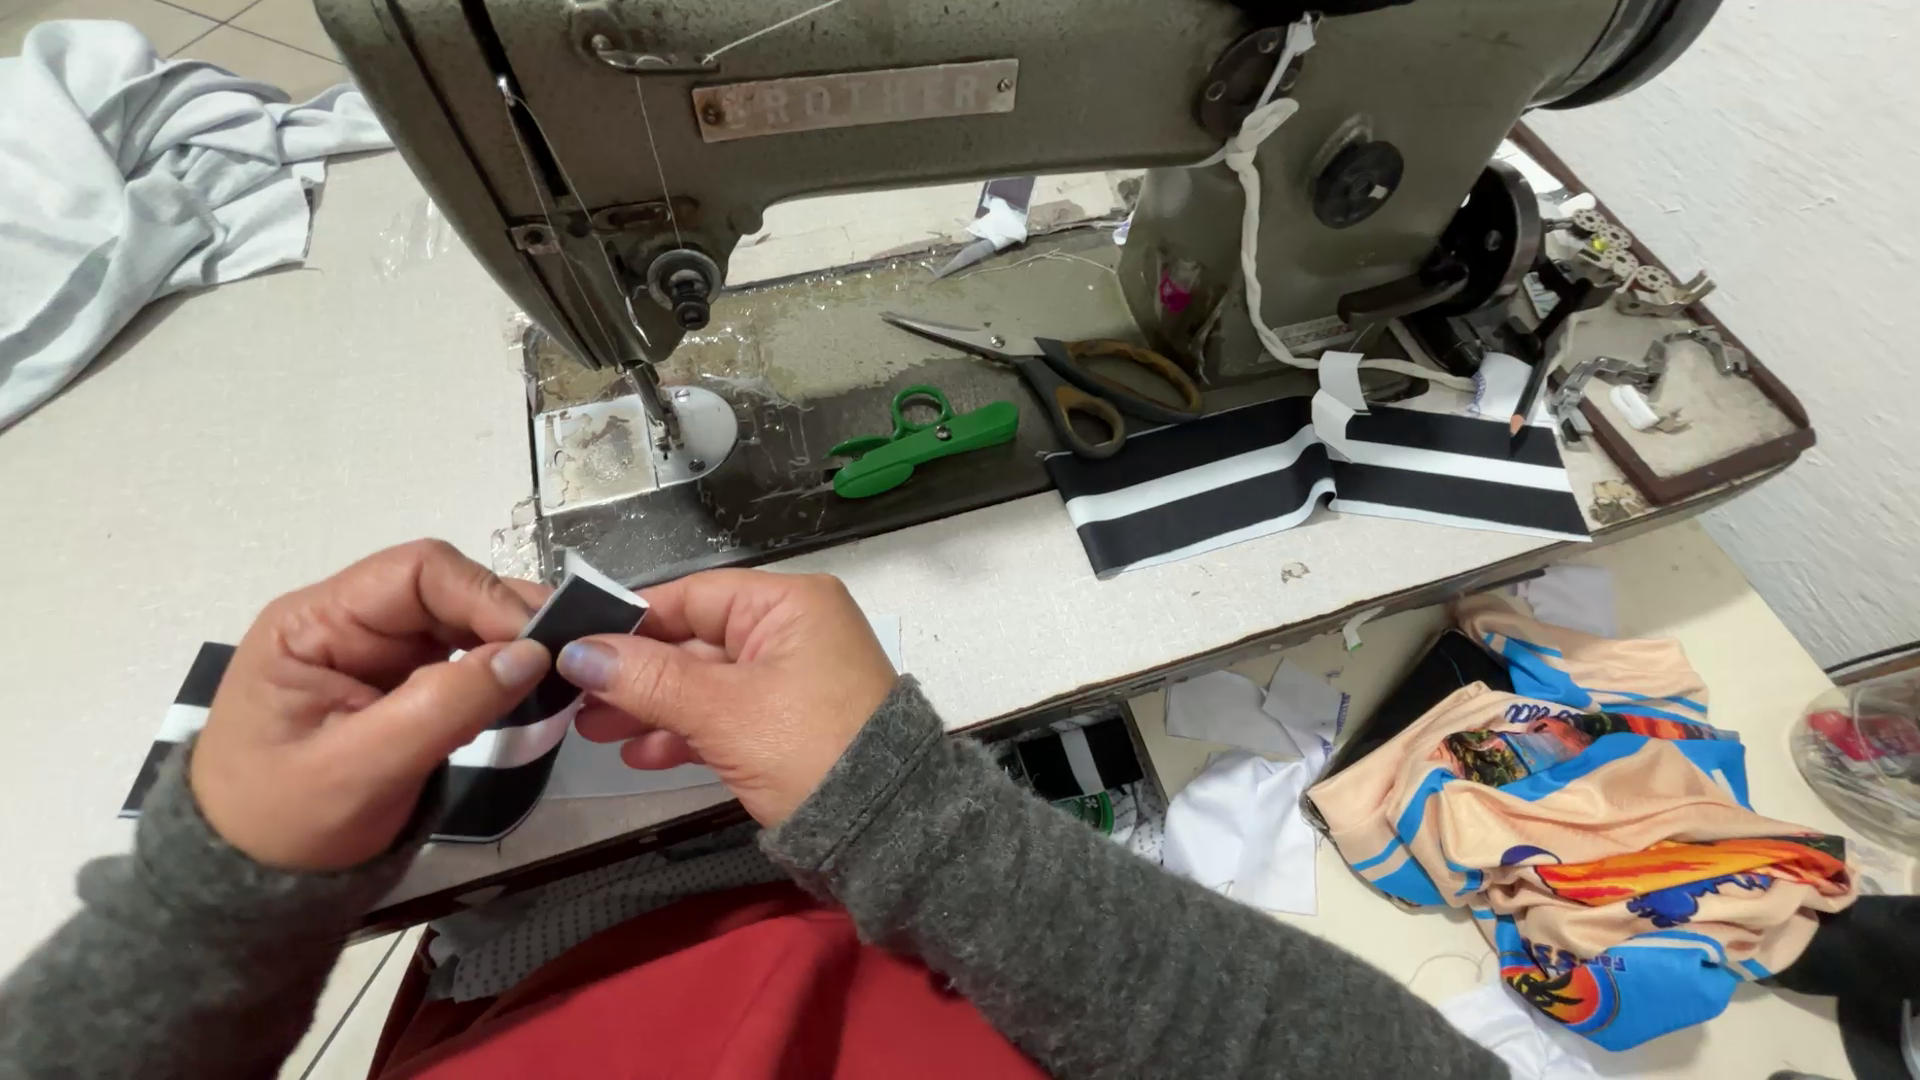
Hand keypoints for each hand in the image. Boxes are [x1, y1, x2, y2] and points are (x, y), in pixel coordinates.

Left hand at [191, 540, 552, 870]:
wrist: (257, 883)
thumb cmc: (286, 824)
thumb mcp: (363, 768)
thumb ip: (447, 705)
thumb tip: (534, 655)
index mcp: (317, 624)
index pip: (420, 572)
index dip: (486, 596)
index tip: (536, 644)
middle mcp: (353, 621)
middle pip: (453, 588)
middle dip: (510, 618)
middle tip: (564, 658)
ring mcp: (383, 648)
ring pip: (470, 617)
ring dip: (515, 641)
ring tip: (554, 674)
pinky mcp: (410, 676)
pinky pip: (472, 651)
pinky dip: (506, 666)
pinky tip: (526, 690)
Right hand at [558, 569, 895, 826]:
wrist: (883, 824)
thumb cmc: (807, 746)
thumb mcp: (724, 710)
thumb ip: (649, 679)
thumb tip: (578, 651)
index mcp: (789, 605)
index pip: (696, 595)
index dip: (634, 620)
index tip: (574, 642)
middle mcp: (792, 630)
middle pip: (697, 641)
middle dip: (636, 673)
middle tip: (573, 698)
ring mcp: (792, 677)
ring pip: (708, 682)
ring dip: (653, 706)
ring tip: (592, 730)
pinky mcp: (789, 719)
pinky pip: (728, 714)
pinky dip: (688, 731)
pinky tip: (641, 754)